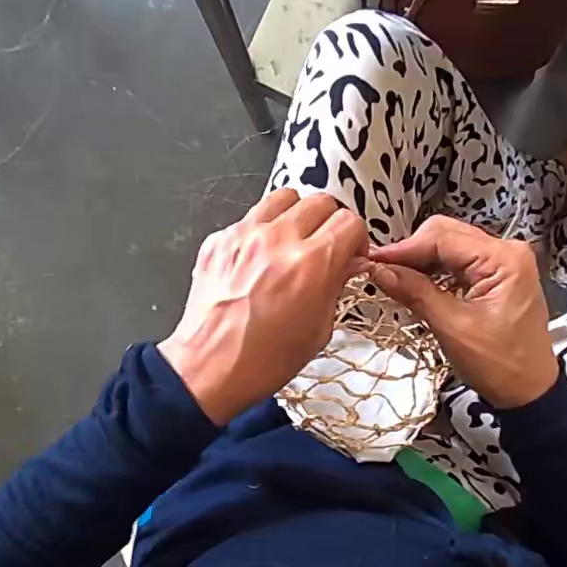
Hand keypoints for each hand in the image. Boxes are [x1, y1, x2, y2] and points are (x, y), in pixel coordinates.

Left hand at [160, 189, 368, 423]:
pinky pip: (250, 218)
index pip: (349, 222)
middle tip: (326, 246)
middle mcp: (278, 241)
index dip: (357, 239)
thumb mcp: (318, 329)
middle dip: (330, 224)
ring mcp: (245, 236)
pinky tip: (261, 258)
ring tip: (294, 242)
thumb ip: (337, 286)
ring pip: (284, 198)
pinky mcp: (219, 240)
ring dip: (297, 216)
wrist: (209, 369)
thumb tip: (349, 264)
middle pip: (320, 202)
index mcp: (312, 265)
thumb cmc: (263, 359)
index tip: (351, 254)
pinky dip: (263, 230)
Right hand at [366, 216, 557, 408]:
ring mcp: (505, 263)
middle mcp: (508, 251)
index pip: (442, 238)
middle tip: (381, 271)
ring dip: (421, 262)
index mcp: (504, 259)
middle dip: (412, 252)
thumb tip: (379, 271)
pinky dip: (436, 272)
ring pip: (450, 247)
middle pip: (446, 235)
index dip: (403, 249)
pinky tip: (417, 285)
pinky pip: (459, 264)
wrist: (530, 392)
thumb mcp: (453, 328)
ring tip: (394, 279)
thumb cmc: (500, 365)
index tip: (373, 261)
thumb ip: (415, 293)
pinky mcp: (499, 277)